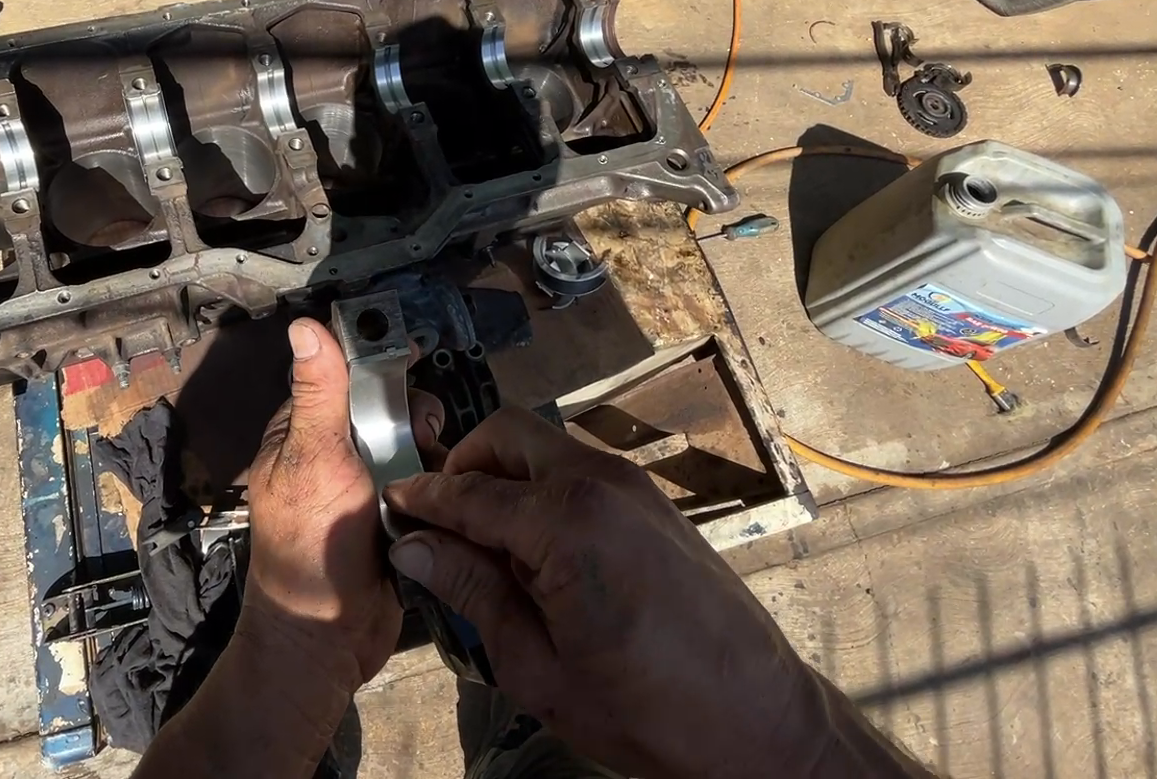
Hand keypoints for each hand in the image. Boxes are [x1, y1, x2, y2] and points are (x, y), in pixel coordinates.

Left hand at [136, 317, 444, 778]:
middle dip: (412, 411)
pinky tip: (451, 486)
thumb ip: (319, 393)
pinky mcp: (393, 513)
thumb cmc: (311, 541)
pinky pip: (422, 478)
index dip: (379, 359)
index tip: (417, 354)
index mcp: (302, 429)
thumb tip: (304, 322)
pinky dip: (437, 477)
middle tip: (428, 435)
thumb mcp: (313, 457)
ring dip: (429, 447)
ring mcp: (365, 483)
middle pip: (386, 405)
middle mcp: (334, 450)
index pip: (344, 373)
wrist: (326, 638)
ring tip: (440, 466)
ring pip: (409, 441)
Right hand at [385, 408, 917, 778]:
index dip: (423, 498)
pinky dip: (539, 485)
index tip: (394, 506)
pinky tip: (537, 545)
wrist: (762, 724)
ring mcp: (630, 482)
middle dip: (463, 462)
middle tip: (443, 517)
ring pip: (541, 444)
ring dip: (502, 473)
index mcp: (566, 521)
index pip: (469, 492)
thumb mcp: (537, 665)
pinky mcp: (649, 496)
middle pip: (505, 432)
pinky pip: (574, 467)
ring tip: (488, 540)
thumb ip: (471, 590)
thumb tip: (412, 546)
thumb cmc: (646, 710)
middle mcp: (597, 480)